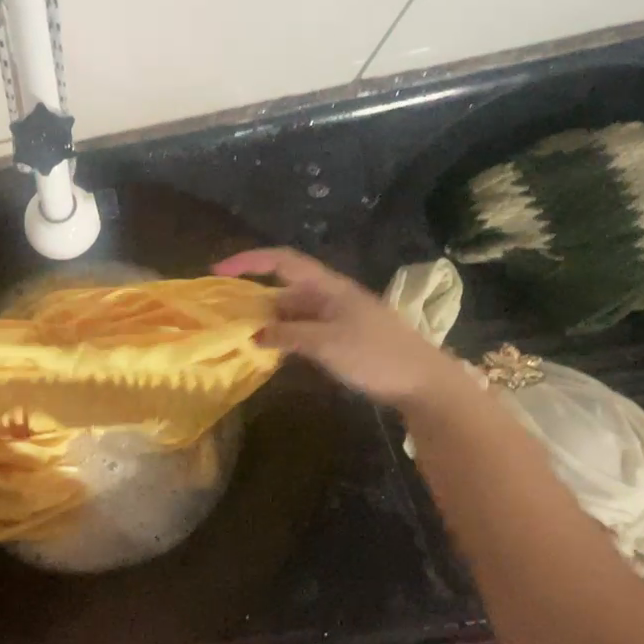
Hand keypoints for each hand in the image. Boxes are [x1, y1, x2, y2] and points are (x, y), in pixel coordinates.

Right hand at [213, 247, 468, 406]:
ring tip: (239, 335)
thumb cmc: (376, 355)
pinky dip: (282, 336)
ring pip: (291, 311)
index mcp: (328, 287)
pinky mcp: (341, 338)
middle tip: (223, 316)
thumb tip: (254, 334)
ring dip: (266, 320)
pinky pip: (302, 329)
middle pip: (283, 288)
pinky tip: (270, 351)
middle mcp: (330, 296)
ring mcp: (337, 317)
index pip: (283, 261)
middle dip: (252, 298)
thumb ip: (286, 335)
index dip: (249, 260)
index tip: (218, 270)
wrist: (425, 383)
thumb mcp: (325, 344)